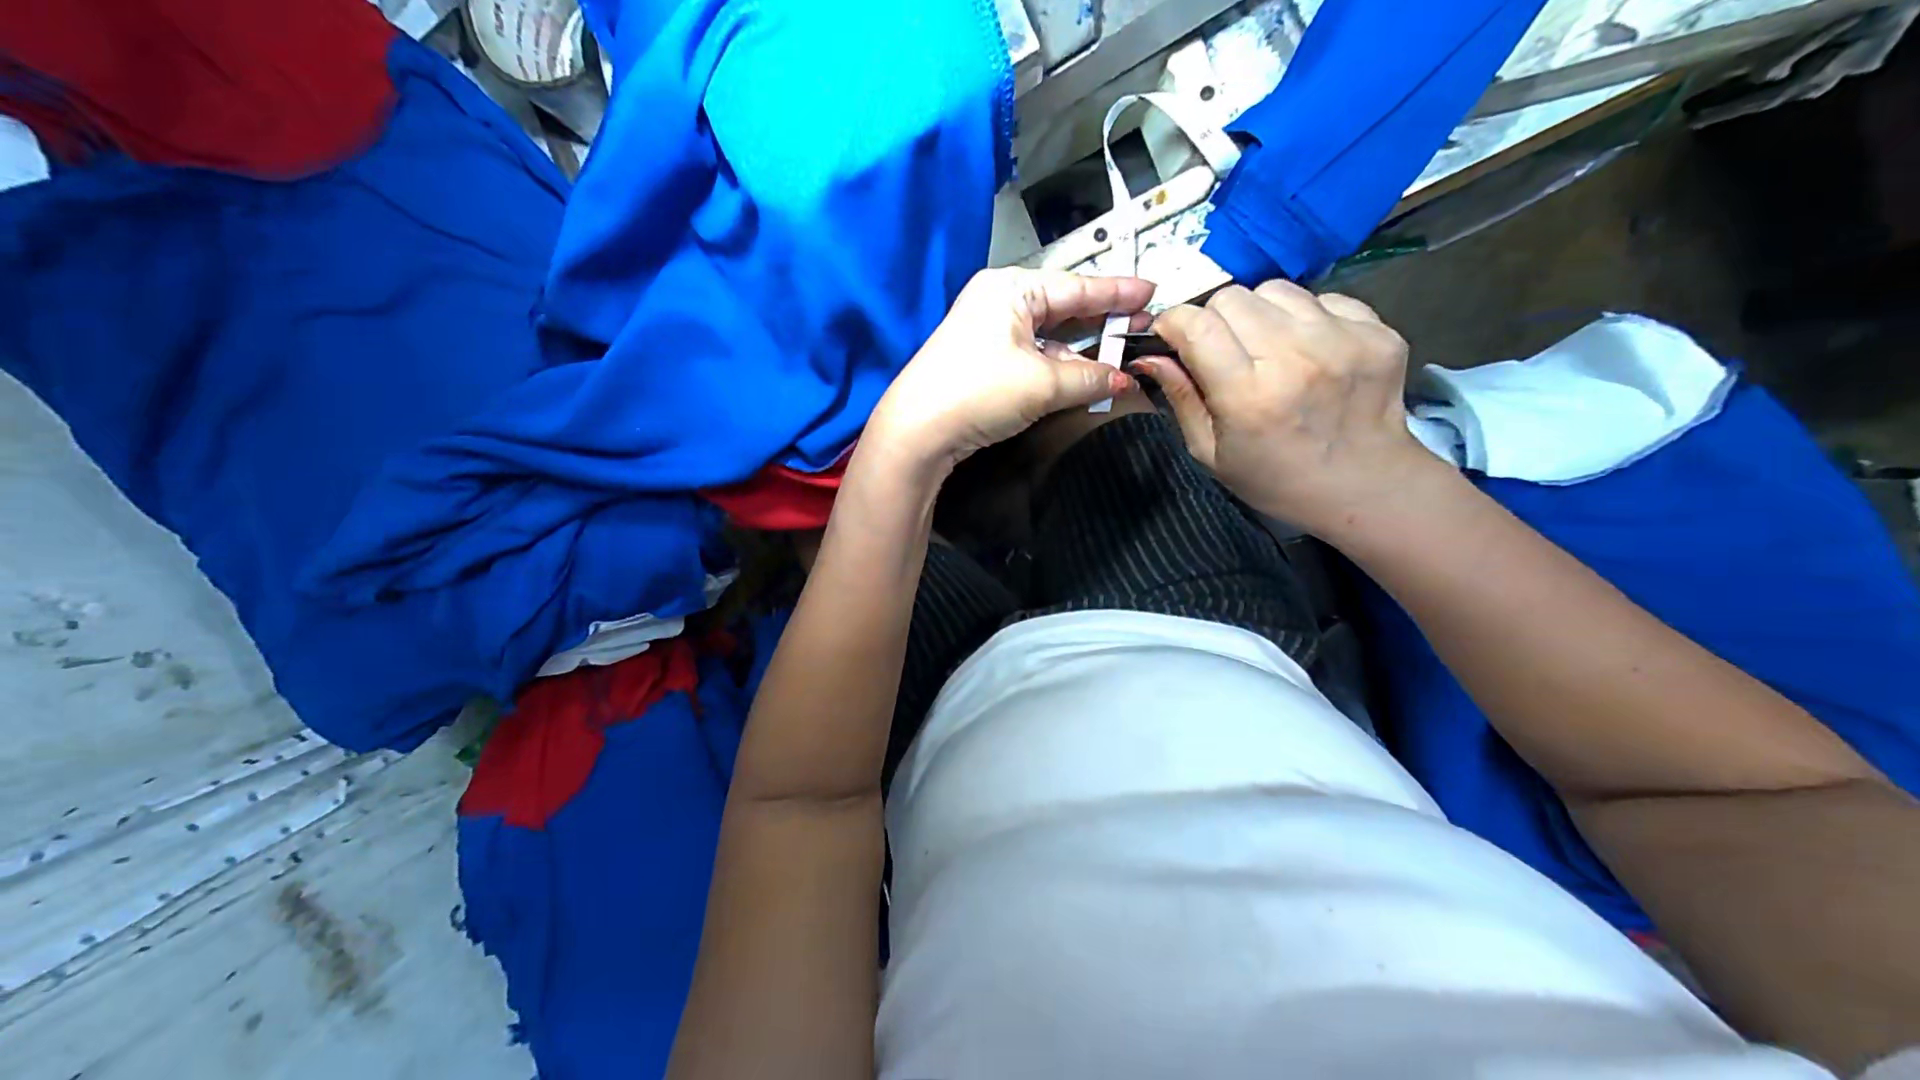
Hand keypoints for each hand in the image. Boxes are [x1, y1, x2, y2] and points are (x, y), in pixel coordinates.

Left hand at [866, 268, 1152, 469]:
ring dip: (1081, 350)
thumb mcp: (1043, 384)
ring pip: (1048, 334)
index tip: (1151, 292)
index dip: (1117, 293)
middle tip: (1142, 325)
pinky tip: (1082, 376)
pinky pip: (1033, 354)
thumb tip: (1123, 380)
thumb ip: (1090, 378)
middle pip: (1063, 307)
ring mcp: (988, 331)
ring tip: (1119, 355)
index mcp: (1011, 289)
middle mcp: (998, 301)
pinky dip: (1058, 366)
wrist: (918, 432)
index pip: (1077, 287)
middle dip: (1102, 321)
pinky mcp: (983, 360)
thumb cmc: (977, 393)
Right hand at [1136, 280, 1441, 537]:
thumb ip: (1181, 397)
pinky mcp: (1376, 330)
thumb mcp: (1211, 452)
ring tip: (1267, 348)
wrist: (1364, 486)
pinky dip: (1304, 317)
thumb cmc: (1275, 478)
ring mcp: (1342, 339)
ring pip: (1274, 289)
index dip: (1174, 322)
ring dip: (1259, 313)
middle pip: (1232, 298)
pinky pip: (1321, 298)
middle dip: (1214, 319)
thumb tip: (1149, 353)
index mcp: (1249, 396)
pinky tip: (1308, 351)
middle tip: (1223, 350)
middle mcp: (1296, 357)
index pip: (1197, 324)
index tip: (1172, 336)